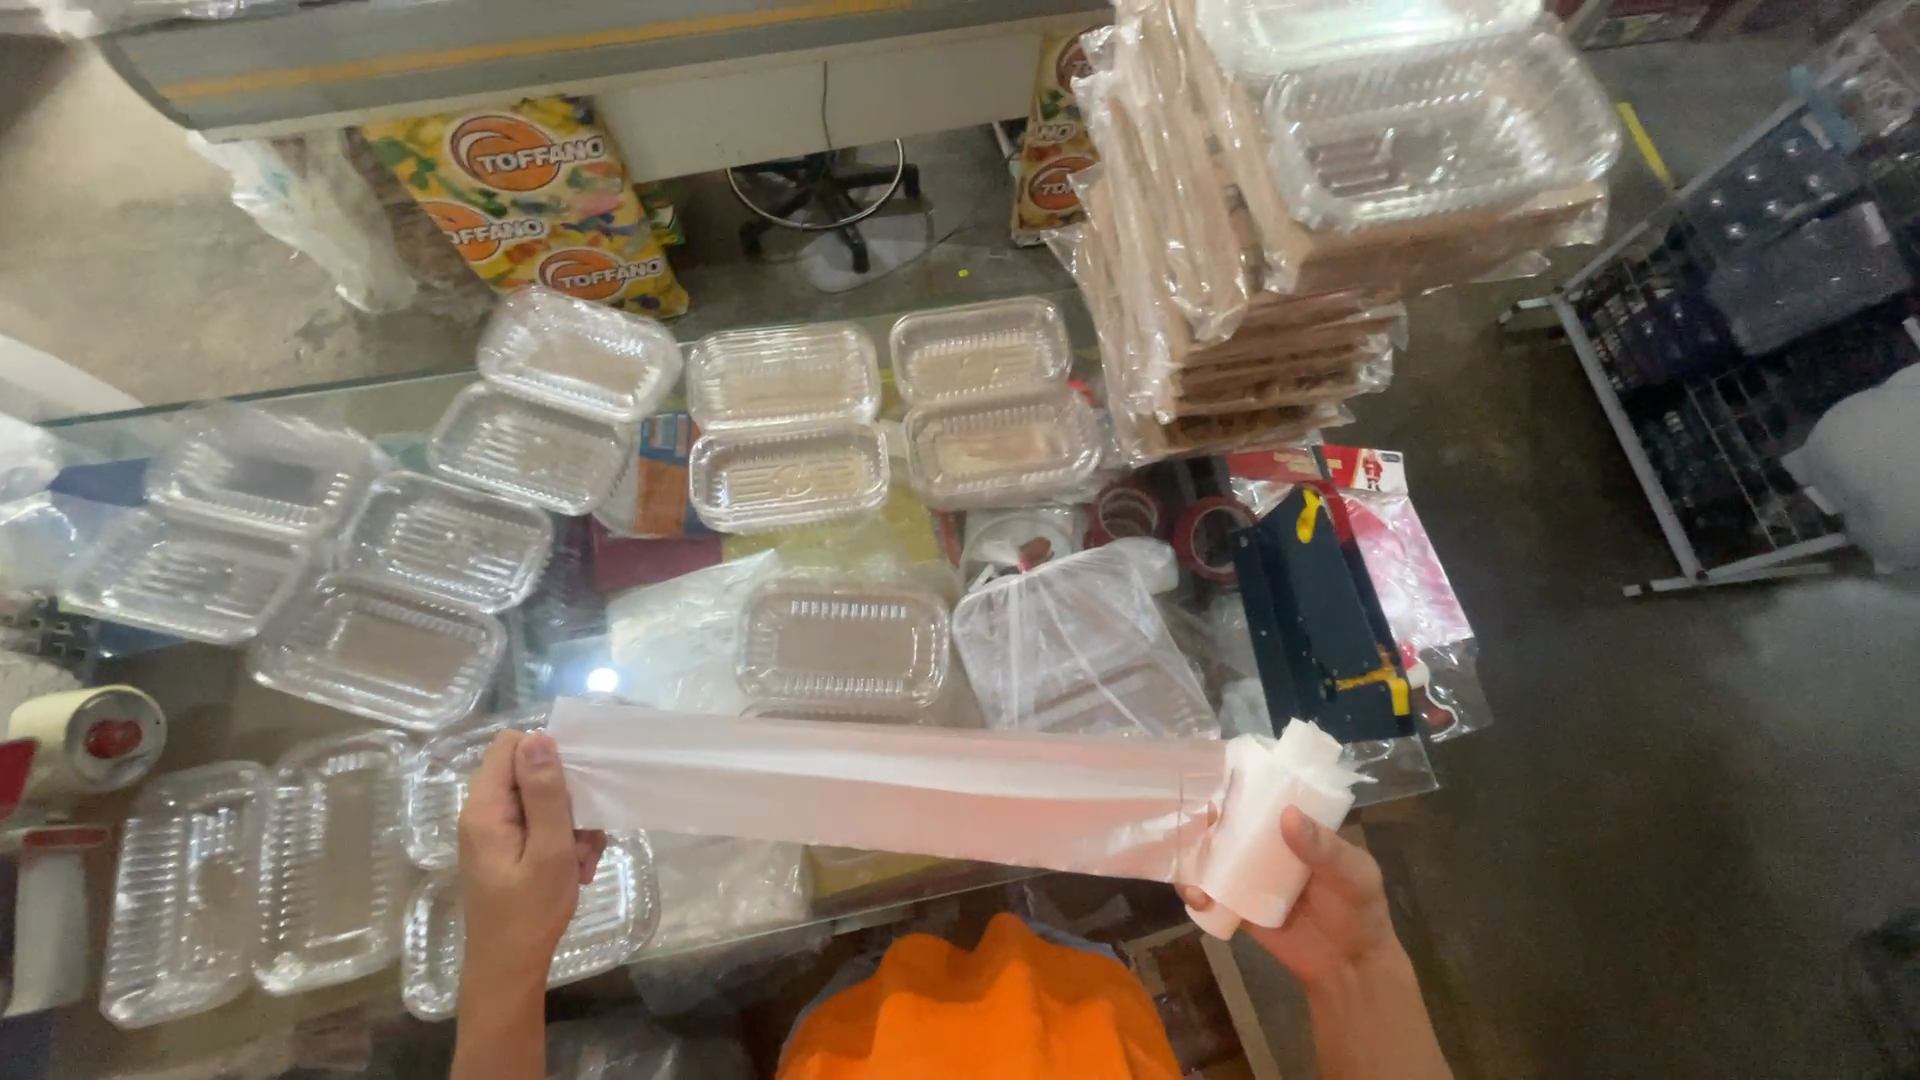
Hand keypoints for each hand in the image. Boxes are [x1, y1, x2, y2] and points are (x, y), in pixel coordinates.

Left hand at [458, 731, 606, 992]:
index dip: (546, 751)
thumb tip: (538, 737)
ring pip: (545, 800)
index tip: (576, 779)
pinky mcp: (510, 848)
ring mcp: (497, 832)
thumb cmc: (530, 910)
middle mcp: (485, 813)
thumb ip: (545, 792)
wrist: (510, 969)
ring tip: (583, 857)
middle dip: (568, 795)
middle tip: (585, 828)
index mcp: (486, 808)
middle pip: (532, 771)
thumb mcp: (549, 848)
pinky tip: (577, 868)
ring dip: (573, 822)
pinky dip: (566, 840)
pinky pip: (544, 824)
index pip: (510, 745)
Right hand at [1184, 808, 1450, 1078]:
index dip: (1229, 786)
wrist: (1352, 970)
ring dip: (1190, 857)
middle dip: (1199, 820)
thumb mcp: (1355, 874)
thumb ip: (1325, 848)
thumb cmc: (1359, 910)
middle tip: (1191, 825)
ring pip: (1206, 856)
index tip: (1208, 780)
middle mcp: (1259, 845)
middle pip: (1221, 823)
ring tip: (1190, 871)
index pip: (1254, 796)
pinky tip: (1198, 898)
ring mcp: (1244, 875)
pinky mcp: (1235, 905)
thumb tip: (1287, 814)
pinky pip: (1206, 892)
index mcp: (1286, 827)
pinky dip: (1194, 892)